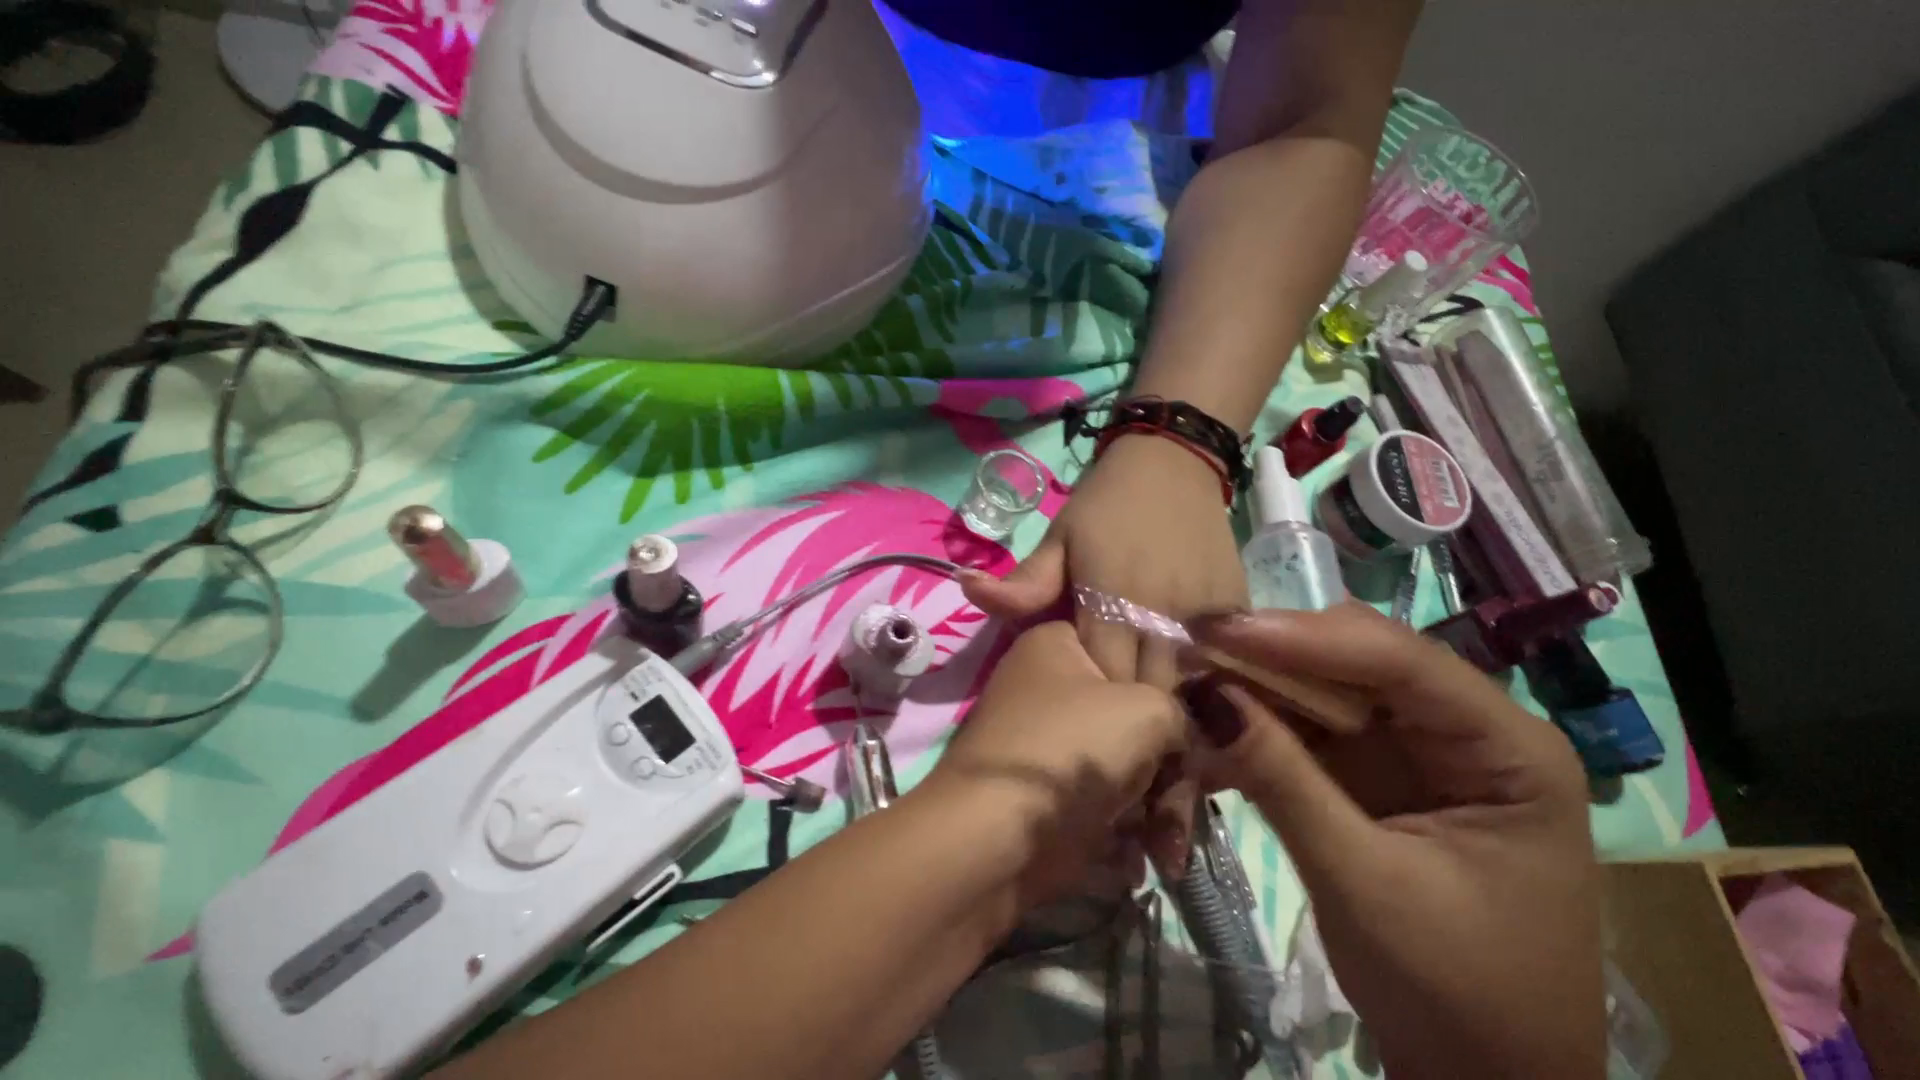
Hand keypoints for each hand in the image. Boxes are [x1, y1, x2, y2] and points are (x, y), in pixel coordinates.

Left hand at [927, 621, 1186, 906]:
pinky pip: (1111, 802)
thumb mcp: (1147, 709)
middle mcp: (1050, 688)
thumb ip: (1182, 708)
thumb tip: (1188, 731)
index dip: (1172, 672)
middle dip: (1170, 753)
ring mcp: (1050, 745)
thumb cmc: (1071, 748)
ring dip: (1158, 800)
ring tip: (1171, 833)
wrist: (998, 839)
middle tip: (1197, 780)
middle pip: (1134, 710)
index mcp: (1057, 644)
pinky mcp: (1053, 796)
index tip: (1208, 705)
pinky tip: (1153, 851)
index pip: (1129, 638)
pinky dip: (1133, 826)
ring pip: (1128, 762)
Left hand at [964, 434, 1246, 687]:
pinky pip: (1222, 659)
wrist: (1173, 460)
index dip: (1096, 703)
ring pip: (1191, 682)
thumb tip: (963, 590)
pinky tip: (1188, 673)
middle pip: (1150, 692)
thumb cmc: (1103, 505)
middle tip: (1121, 715)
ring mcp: (1205, 612)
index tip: (1087, 712)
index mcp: (1110, 602)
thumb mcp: (1056, 540)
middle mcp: (1161, 614)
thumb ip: (1022, 584)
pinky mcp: (1237, 606)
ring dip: (1170, 694)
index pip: (1104, 682)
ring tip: (1153, 702)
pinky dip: (1204, 671)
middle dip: (1134, 709)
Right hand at [1182, 604, 1604, 1079]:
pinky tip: (1215, 734)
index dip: (1302, 637)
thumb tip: (1203, 695)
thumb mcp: (1361, 882)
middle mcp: (1470, 733)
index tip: (1215, 629)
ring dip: (1261, 691)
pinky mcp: (1385, 782)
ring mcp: (1425, 756)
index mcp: (1508, 749)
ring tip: (1189, 685)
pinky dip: (1266, 734)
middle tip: (1189, 652)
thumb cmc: (1453, 990)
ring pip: (1332, 695)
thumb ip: (1283, 781)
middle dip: (1274, 658)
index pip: (1401, 661)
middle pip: (1363, 665)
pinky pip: (1319, 737)